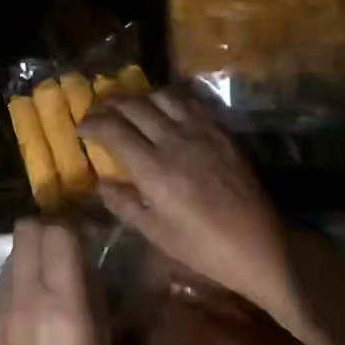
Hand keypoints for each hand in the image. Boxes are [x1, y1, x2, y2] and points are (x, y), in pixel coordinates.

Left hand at [0, 219, 106, 344]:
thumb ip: (95, 303)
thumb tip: (90, 271)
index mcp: (58, 301)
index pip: (57, 231)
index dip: (75, 226)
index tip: (92, 234)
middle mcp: (23, 294)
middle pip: (26, 230)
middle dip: (49, 229)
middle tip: (72, 248)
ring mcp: (0, 308)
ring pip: (12, 255)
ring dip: (33, 253)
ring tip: (57, 277)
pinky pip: (5, 282)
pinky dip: (22, 279)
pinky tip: (39, 306)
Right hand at [78, 88, 296, 316]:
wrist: (262, 246)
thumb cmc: (203, 248)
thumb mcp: (155, 233)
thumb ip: (124, 204)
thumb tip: (102, 182)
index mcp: (154, 170)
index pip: (112, 130)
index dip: (91, 124)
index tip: (81, 129)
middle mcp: (174, 142)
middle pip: (132, 106)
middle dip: (107, 106)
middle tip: (97, 115)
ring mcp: (201, 133)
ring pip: (160, 96)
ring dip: (137, 98)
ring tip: (128, 109)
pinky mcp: (221, 132)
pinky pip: (189, 102)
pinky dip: (167, 98)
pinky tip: (161, 109)